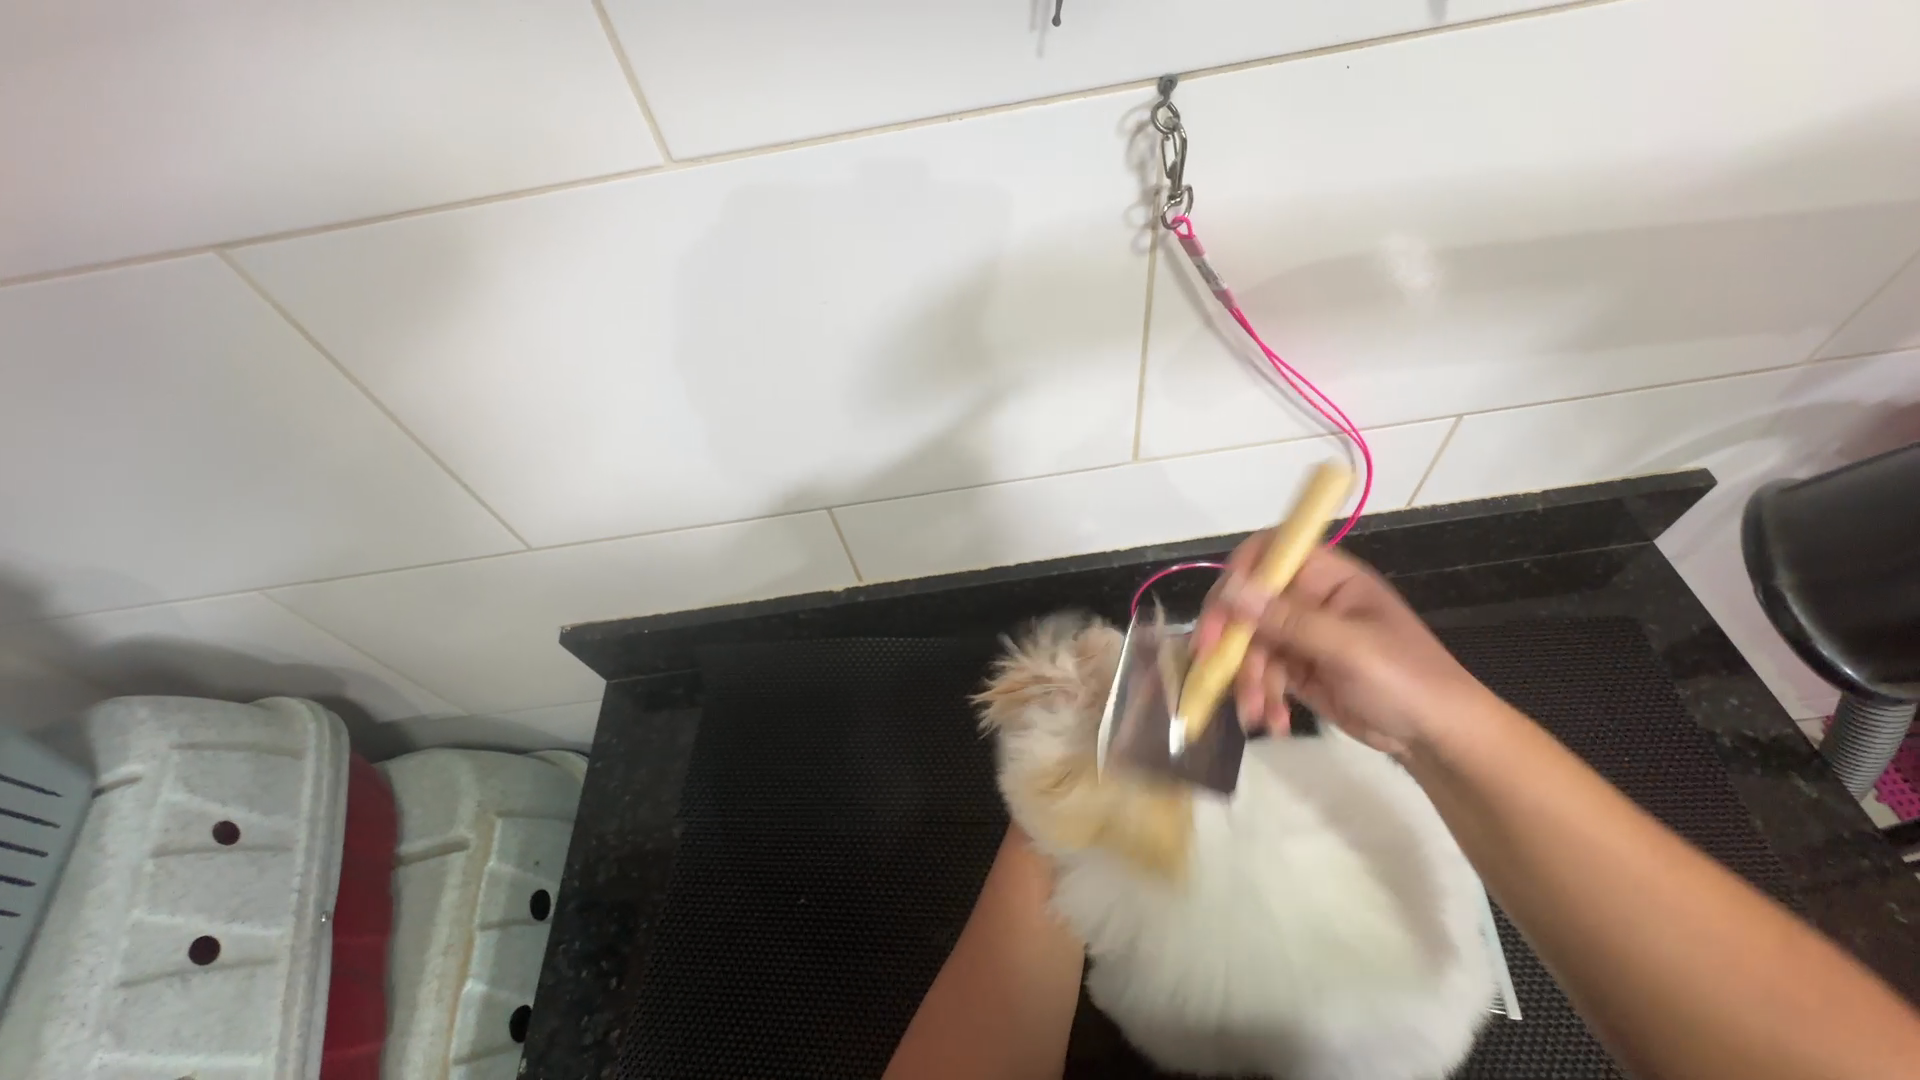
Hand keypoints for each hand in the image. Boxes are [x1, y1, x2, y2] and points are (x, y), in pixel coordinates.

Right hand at [1193, 541, 1494, 757]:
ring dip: (1247, 680)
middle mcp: (1308, 600)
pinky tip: (1274, 721)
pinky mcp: (1295, 670)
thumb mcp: (1349, 648)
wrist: (1436, 737)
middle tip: (1213, 666)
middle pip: (1247, 603)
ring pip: (1247, 645)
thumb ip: (1289, 620)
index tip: (1222, 610)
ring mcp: (1299, 637)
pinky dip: (1260, 698)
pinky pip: (1259, 675)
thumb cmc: (1407, 679)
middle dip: (1231, 639)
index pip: (1269, 554)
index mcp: (1327, 578)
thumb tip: (1232, 590)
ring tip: (1259, 714)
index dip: (1240, 574)